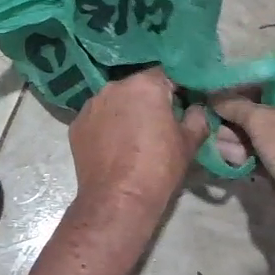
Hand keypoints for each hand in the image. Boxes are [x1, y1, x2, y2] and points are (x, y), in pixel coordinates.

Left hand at [69, 68, 208, 219]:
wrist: (118, 199)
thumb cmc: (158, 167)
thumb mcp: (188, 143)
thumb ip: (197, 118)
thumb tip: (196, 109)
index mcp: (145, 85)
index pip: (164, 75)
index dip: (174, 89)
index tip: (180, 106)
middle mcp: (114, 86)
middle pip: (136, 86)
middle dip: (147, 100)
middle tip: (157, 123)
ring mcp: (92, 104)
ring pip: (114, 101)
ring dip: (124, 111)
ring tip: (132, 138)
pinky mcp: (77, 124)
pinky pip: (97, 118)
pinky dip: (105, 127)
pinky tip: (113, 147)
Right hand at [212, 86, 274, 244]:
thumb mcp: (260, 118)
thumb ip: (233, 104)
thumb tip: (211, 96)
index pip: (266, 82)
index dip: (239, 84)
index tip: (212, 85)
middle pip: (257, 108)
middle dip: (231, 114)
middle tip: (206, 115)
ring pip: (254, 133)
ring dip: (232, 136)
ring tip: (210, 137)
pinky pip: (256, 153)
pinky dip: (240, 153)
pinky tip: (221, 153)